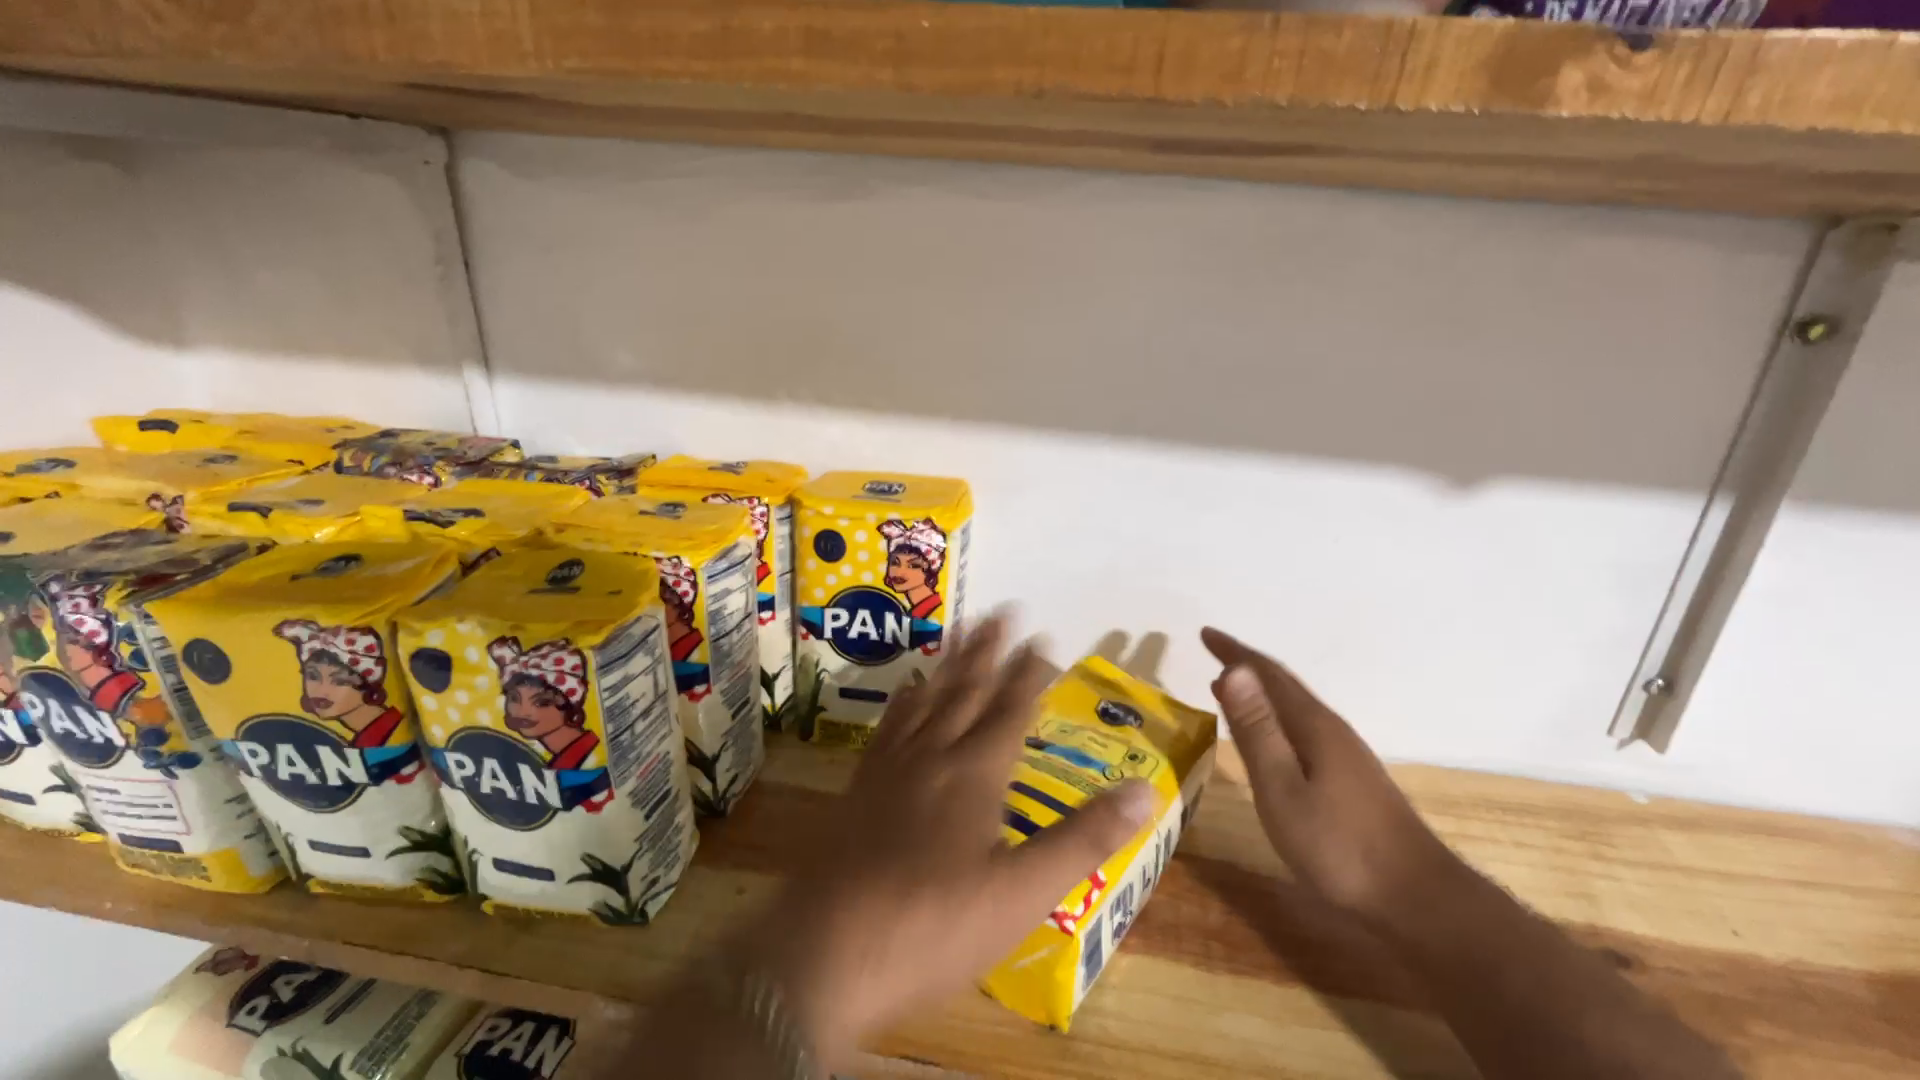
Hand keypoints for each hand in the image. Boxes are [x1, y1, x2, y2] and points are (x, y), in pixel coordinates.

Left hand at [749, 616, 1155, 1066]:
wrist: (827, 953)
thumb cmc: (934, 926)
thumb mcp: (1022, 893)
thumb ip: (1082, 840)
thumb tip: (1144, 791)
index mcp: (974, 775)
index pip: (1009, 711)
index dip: (1028, 674)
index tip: (1042, 639)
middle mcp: (931, 758)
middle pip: (964, 692)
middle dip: (987, 652)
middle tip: (1001, 611)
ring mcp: (888, 772)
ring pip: (924, 702)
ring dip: (947, 666)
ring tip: (958, 634)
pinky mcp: (858, 791)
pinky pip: (888, 728)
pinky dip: (904, 703)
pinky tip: (905, 696)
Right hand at [1200, 627, 1468, 929]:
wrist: (1415, 897)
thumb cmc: (1338, 846)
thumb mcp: (1282, 789)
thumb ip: (1257, 731)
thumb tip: (1235, 670)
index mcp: (1312, 725)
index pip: (1268, 675)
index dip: (1234, 653)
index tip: (1204, 634)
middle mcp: (1330, 730)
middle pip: (1284, 686)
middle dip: (1247, 667)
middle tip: (1212, 655)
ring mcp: (1345, 755)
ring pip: (1295, 708)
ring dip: (1261, 693)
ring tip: (1229, 690)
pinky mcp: (1350, 779)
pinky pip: (1303, 730)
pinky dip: (1276, 719)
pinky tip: (1271, 740)